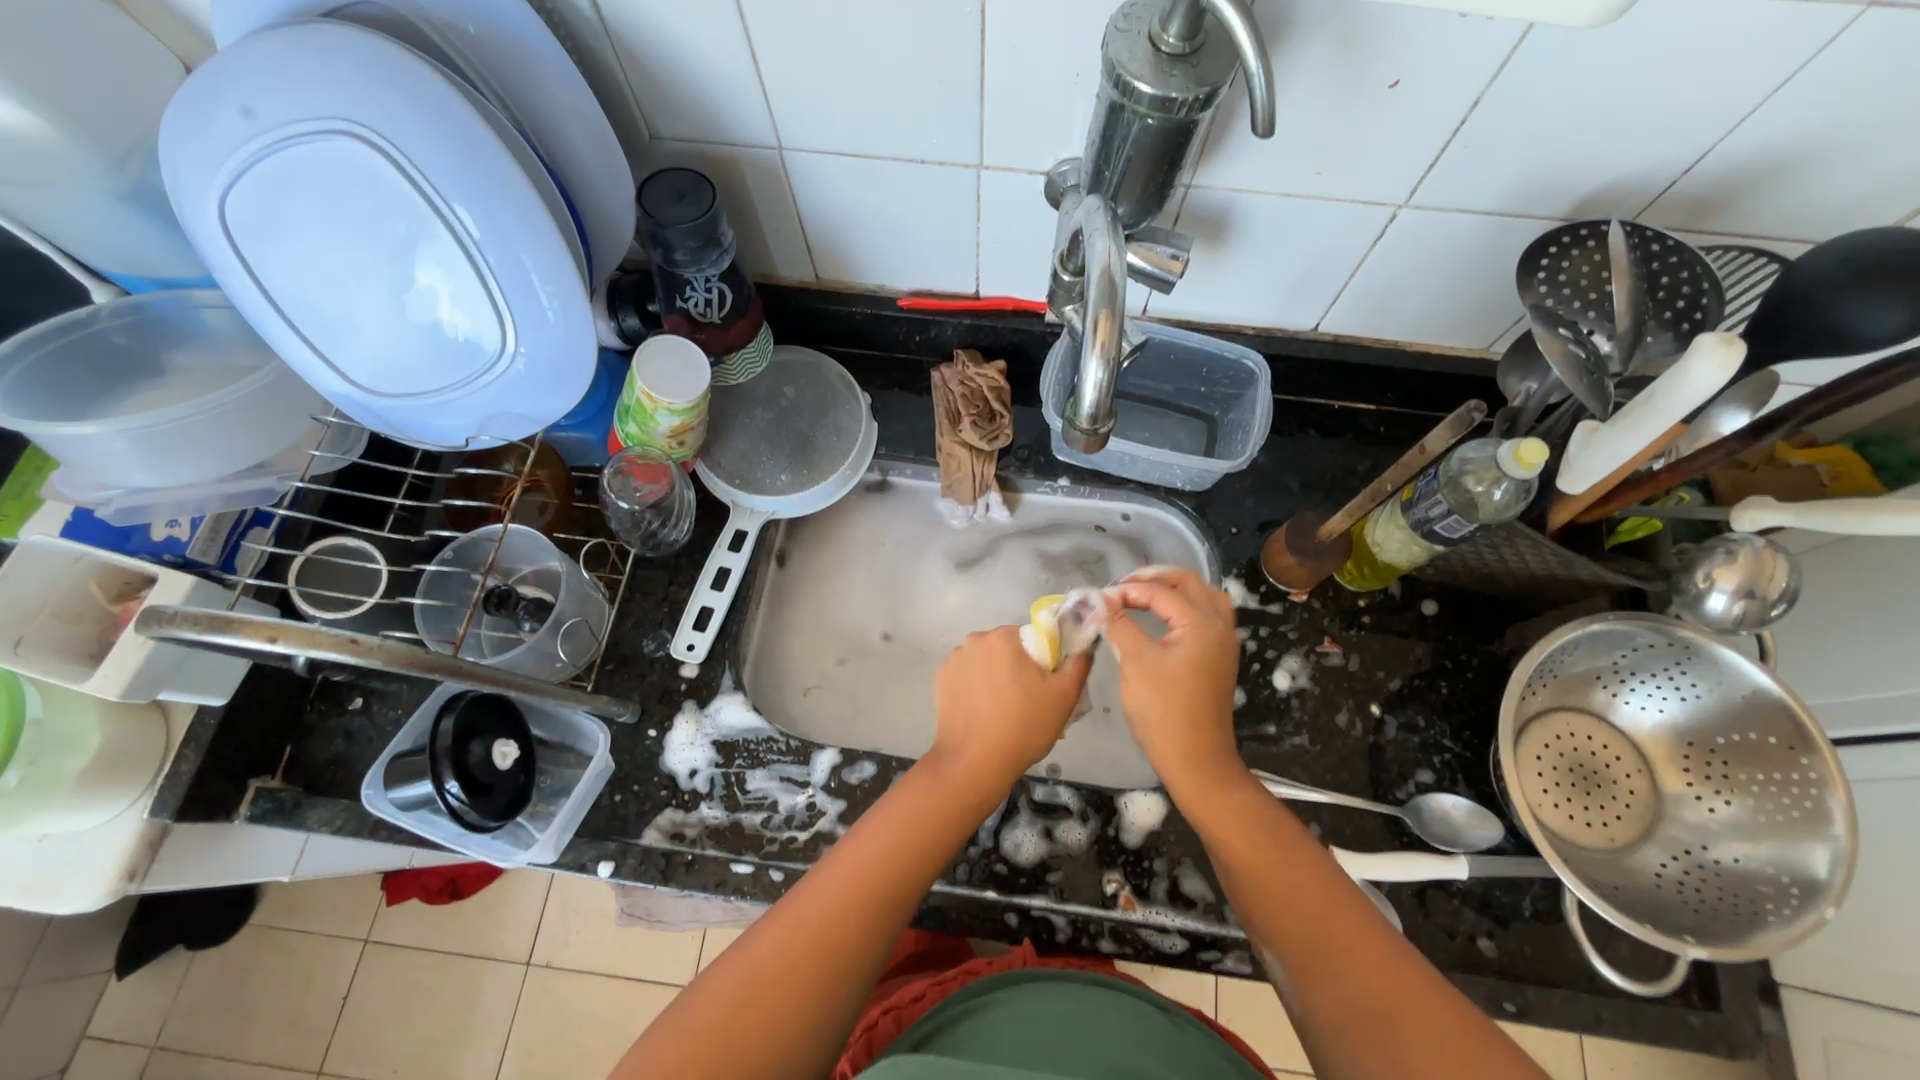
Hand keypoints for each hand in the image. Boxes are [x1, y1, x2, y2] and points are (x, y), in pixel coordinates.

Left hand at [929, 625, 1091, 793]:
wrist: (974, 763)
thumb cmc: (1023, 726)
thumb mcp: (1065, 695)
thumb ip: (1078, 663)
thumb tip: (1083, 646)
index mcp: (1004, 636)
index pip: (1032, 636)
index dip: (1042, 659)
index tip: (1043, 685)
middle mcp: (974, 640)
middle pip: (1006, 647)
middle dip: (1017, 666)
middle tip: (1027, 700)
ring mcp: (953, 660)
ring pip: (985, 661)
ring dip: (995, 675)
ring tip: (1002, 710)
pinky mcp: (940, 681)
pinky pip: (966, 676)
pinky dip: (975, 687)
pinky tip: (982, 712)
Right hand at [1103, 567, 1242, 792]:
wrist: (1195, 758)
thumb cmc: (1163, 710)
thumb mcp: (1135, 662)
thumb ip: (1118, 624)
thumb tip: (1097, 600)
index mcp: (1201, 623)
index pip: (1160, 592)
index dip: (1127, 591)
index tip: (1099, 599)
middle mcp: (1220, 625)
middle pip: (1189, 583)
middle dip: (1154, 579)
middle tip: (1122, 587)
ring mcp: (1225, 642)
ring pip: (1204, 597)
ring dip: (1174, 590)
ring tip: (1143, 595)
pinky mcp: (1220, 657)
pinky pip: (1208, 616)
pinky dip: (1186, 607)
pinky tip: (1166, 617)